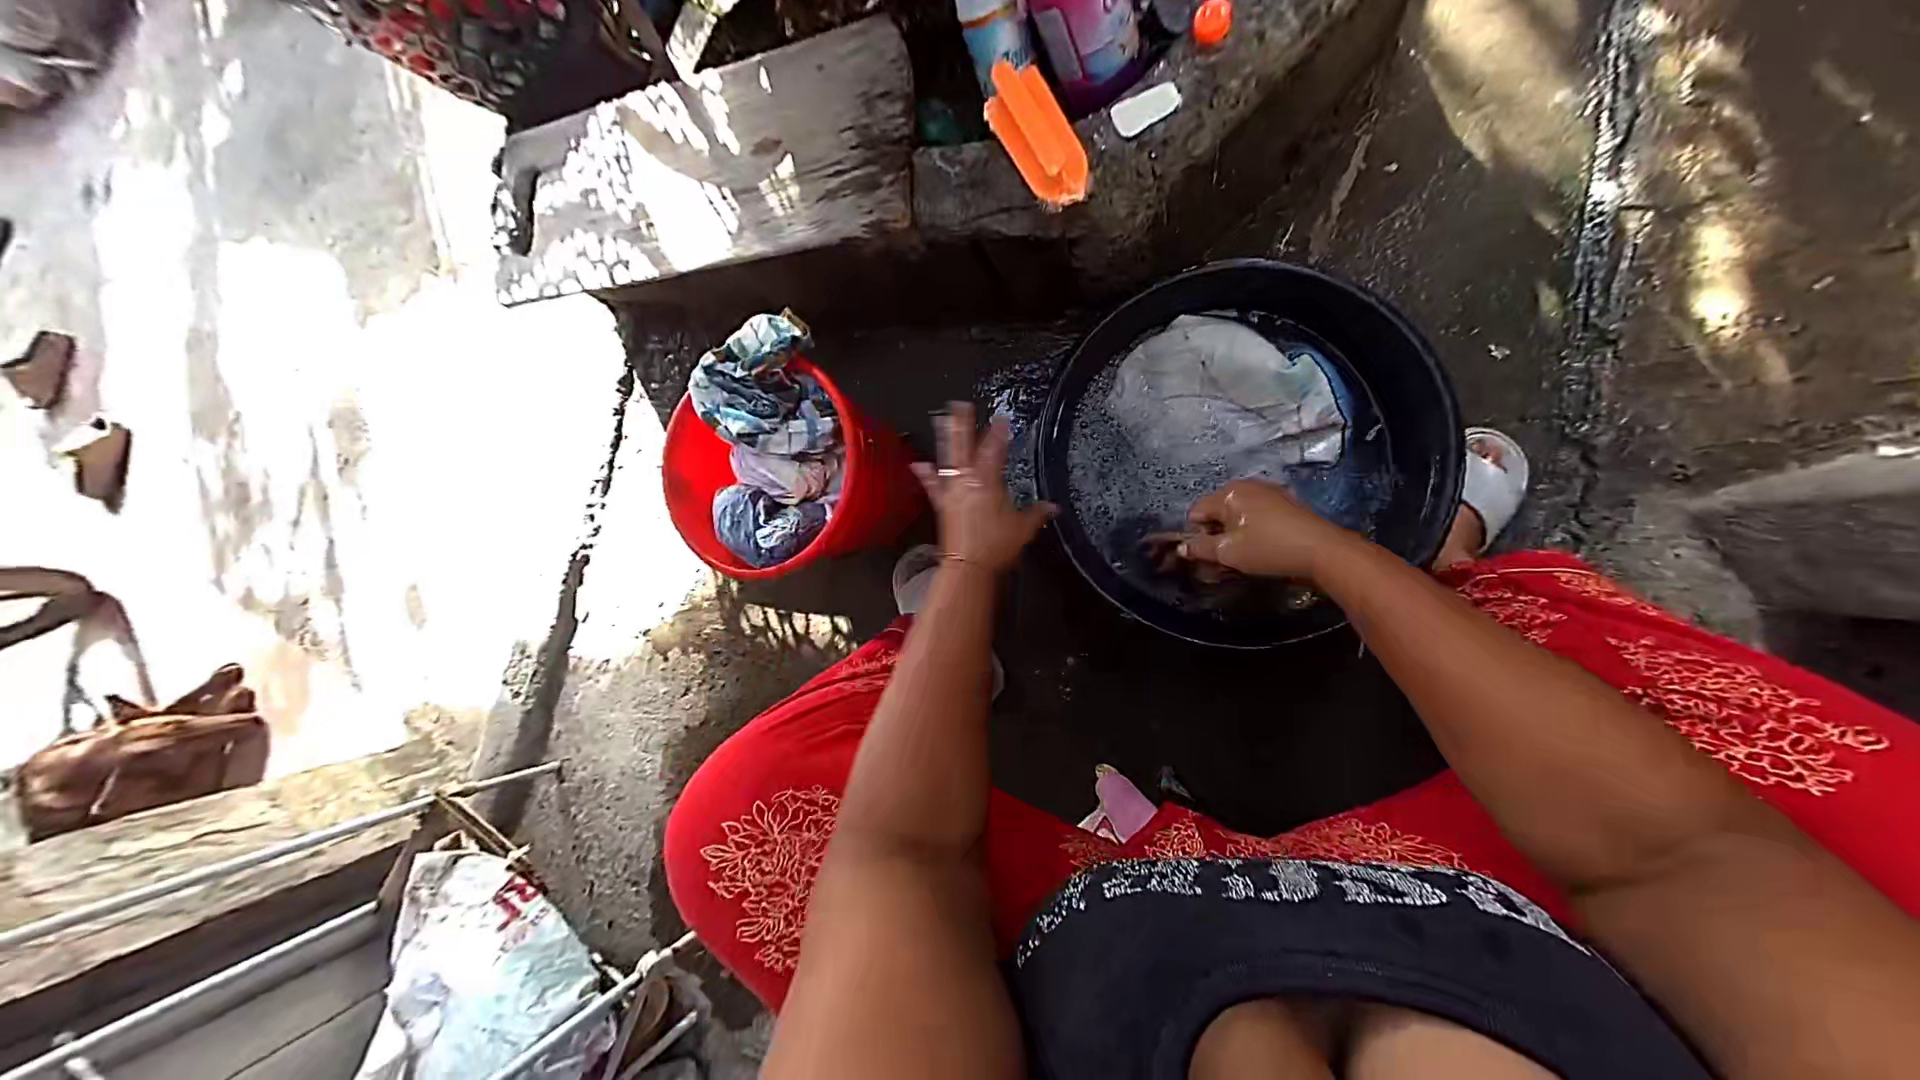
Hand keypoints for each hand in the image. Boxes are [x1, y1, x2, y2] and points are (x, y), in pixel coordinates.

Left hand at [910, 402, 1054, 574]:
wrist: (969, 565)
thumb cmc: (994, 547)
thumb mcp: (1023, 528)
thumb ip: (1037, 513)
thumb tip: (1051, 508)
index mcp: (989, 483)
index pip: (995, 451)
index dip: (998, 434)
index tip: (1000, 420)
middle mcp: (968, 483)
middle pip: (965, 447)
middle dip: (963, 425)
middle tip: (960, 405)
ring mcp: (953, 492)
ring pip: (949, 459)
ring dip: (945, 439)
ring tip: (941, 420)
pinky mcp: (942, 505)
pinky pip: (933, 485)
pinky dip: (926, 474)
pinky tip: (918, 464)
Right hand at [1178, 479, 1356, 580]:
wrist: (1323, 550)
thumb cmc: (1269, 549)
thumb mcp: (1228, 553)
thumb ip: (1200, 549)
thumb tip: (1181, 548)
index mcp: (1228, 494)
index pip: (1196, 511)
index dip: (1198, 534)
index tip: (1212, 552)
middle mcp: (1246, 485)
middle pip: (1217, 509)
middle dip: (1217, 531)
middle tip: (1228, 555)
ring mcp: (1268, 491)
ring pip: (1238, 511)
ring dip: (1236, 530)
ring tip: (1248, 551)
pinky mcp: (1286, 501)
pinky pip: (1257, 512)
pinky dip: (1254, 526)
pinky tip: (1266, 543)